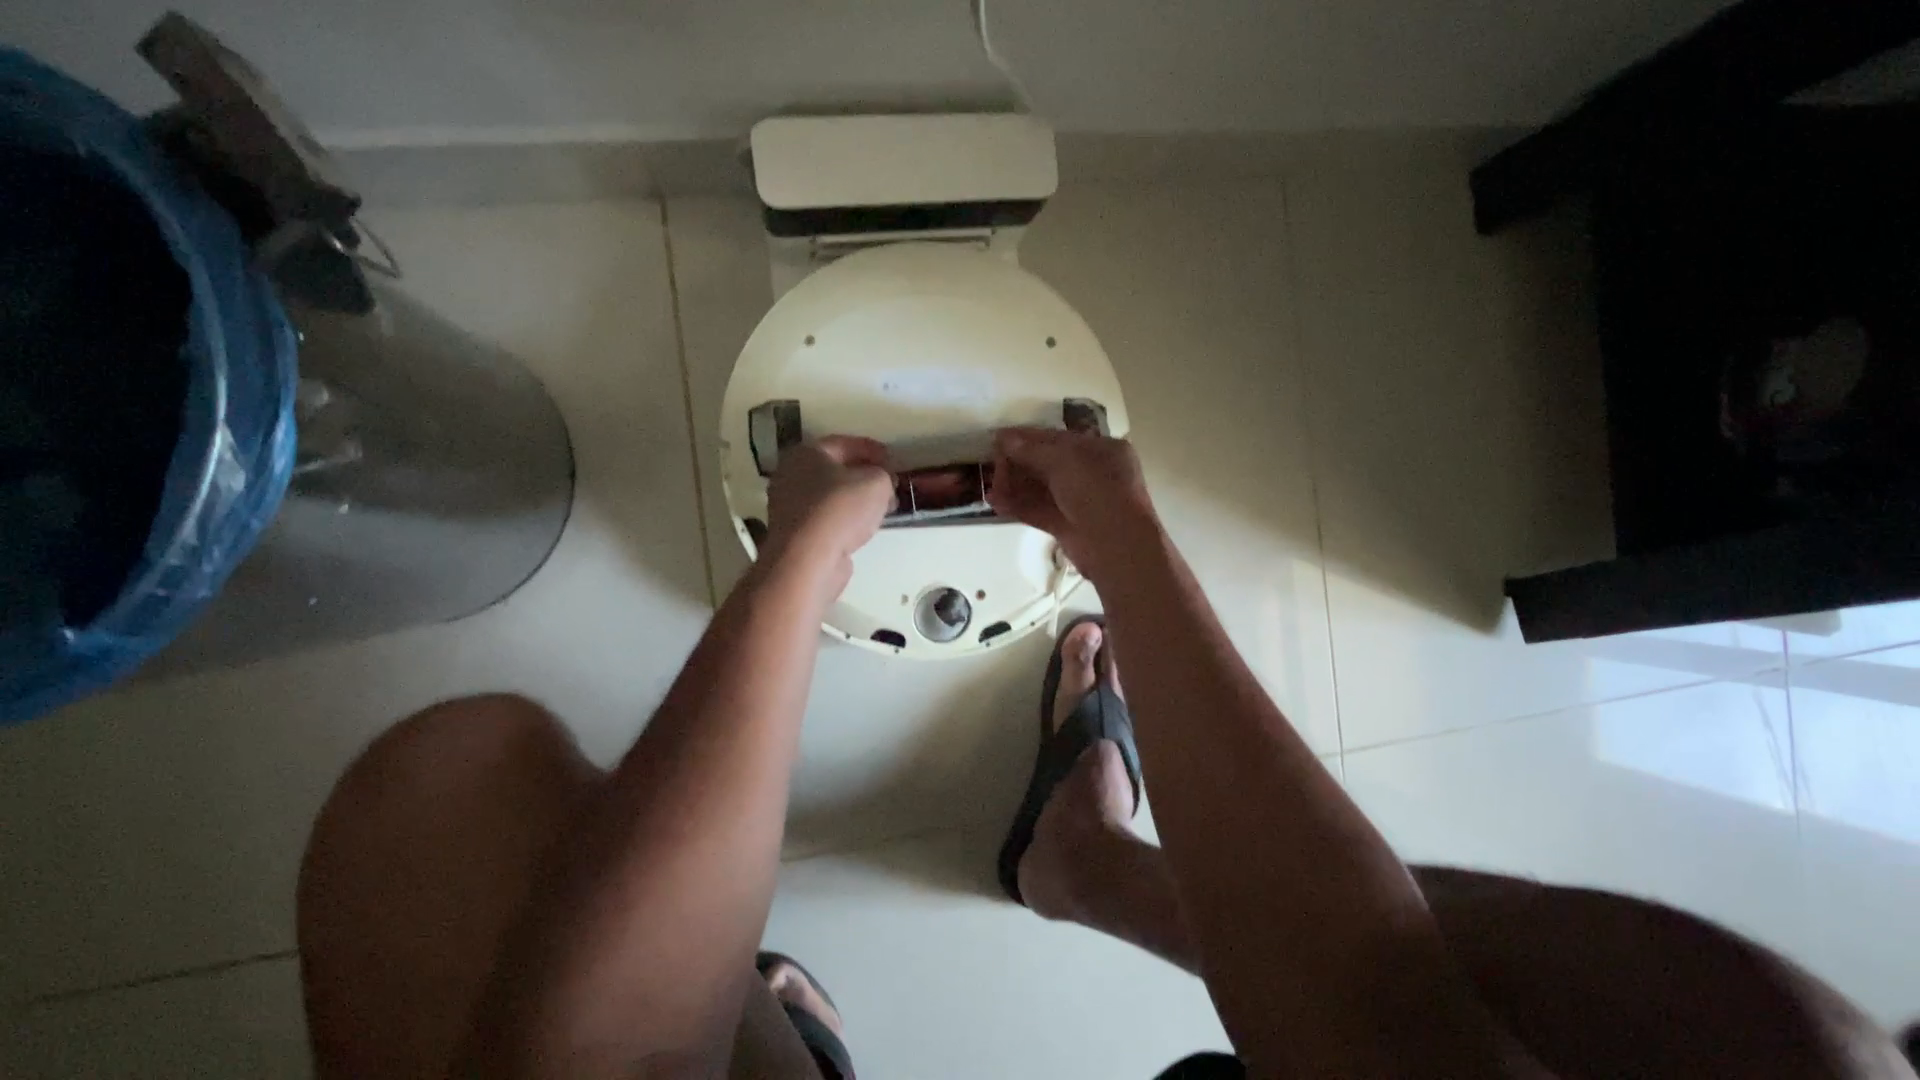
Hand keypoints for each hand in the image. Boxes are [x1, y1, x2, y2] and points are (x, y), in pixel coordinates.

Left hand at [762, 435, 895, 592]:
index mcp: (805, 453)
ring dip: (855, 500)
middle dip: (863, 475)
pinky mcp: (794, 534)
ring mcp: (788, 507)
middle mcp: (790, 475)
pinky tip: (862, 528)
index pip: (843, 443)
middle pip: (834, 470)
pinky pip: (825, 519)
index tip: (892, 459)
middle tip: (888, 483)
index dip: (871, 449)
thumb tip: (881, 480)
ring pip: (829, 496)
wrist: (808, 559)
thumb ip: (883, 474)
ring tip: (881, 508)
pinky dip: (844, 520)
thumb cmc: (840, 509)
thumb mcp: (876, 482)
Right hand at [986, 427, 1160, 581]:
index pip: (1058, 439)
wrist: (1118, 546)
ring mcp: (1080, 501)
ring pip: (1041, 489)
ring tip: (991, 489)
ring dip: (1015, 487)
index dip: (1027, 438)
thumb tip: (1004, 437)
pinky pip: (1040, 511)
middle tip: (992, 467)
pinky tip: (996, 503)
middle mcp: (1092, 473)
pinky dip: (1019, 507)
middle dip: (1018, 464)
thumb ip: (1032, 449)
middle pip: (1047, 464)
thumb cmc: (1097, 491)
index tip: (998, 439)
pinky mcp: (1068, 526)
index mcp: (1101, 450)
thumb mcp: (1065, 461)